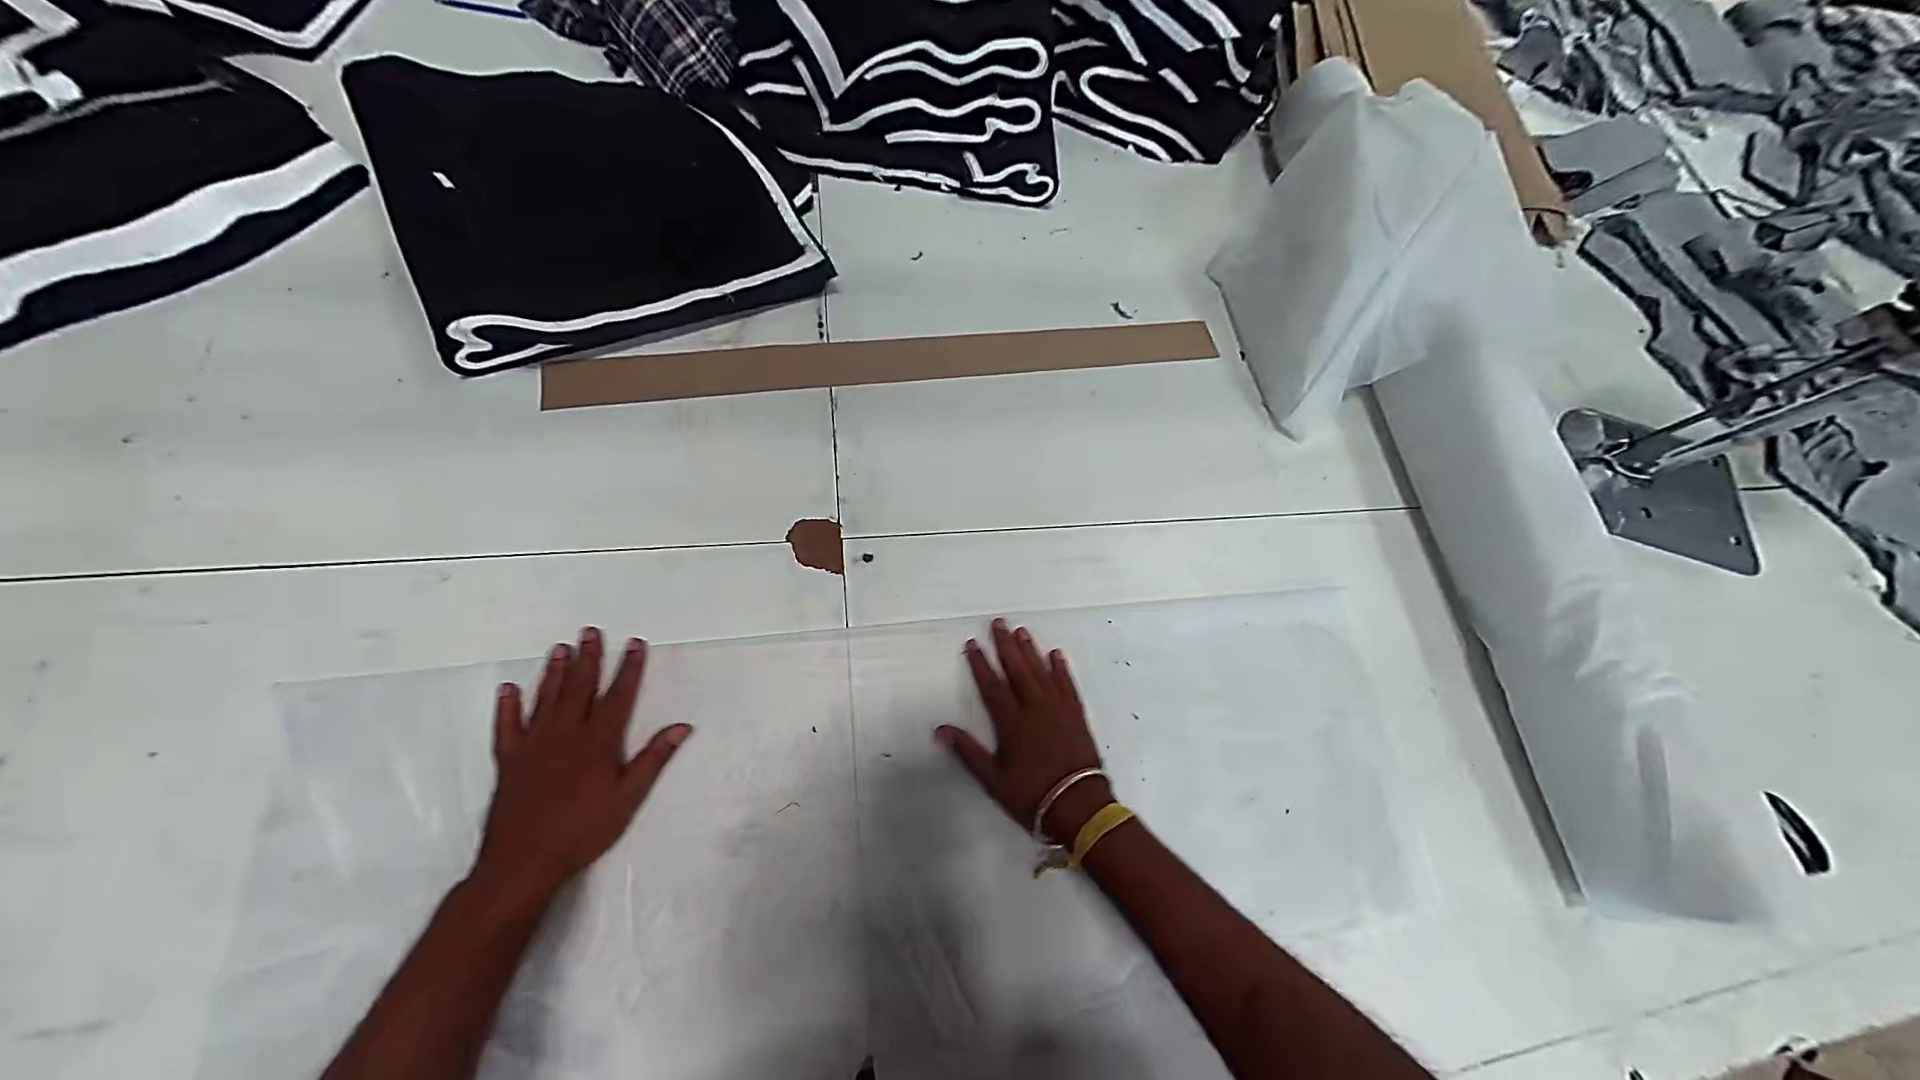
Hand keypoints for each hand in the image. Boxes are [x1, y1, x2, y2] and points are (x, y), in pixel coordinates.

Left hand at [472, 627, 690, 901]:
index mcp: (598, 743)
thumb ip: (653, 759)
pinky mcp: (508, 761)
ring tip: (561, 648)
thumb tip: (681, 727)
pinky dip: (507, 707)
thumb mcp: (628, 798)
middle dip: (589, 658)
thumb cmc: (582, 831)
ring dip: (554, 673)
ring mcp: (533, 746)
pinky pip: (506, 727)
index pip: (619, 697)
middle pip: (580, 689)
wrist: (522, 862)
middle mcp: (565, 735)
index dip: (629, 669)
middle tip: (591, 631)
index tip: (635, 644)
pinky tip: (508, 689)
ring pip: (545, 700)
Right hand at [937, 619, 1112, 844]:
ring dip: (1030, 650)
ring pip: (1041, 672)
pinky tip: (1056, 654)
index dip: (980, 664)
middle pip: (1017, 670)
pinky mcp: (1076, 714)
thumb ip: (967, 751)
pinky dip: (1061, 668)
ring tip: (1021, 631)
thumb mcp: (993, 780)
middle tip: (998, 623)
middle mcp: (1035, 708)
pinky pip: (1067, 684)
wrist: (1079, 806)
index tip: (973, 645)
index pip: (992, 686)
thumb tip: (940, 730)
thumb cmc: (1033, 795)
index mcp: (1012, 723)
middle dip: (1005, 645)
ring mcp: (1058, 709)